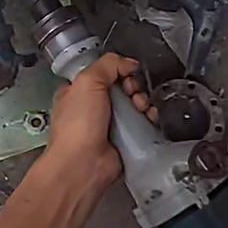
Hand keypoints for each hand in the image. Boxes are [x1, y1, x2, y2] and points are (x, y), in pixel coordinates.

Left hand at [40, 54, 151, 194]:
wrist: (83, 165)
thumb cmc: (78, 122)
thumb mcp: (87, 81)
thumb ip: (108, 65)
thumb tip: (130, 63)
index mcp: (76, 91)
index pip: (101, 72)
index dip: (116, 70)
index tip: (124, 73)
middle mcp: (91, 107)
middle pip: (121, 87)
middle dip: (132, 85)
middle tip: (132, 91)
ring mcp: (108, 124)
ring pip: (133, 104)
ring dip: (142, 101)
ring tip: (141, 106)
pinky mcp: (124, 139)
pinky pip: (141, 122)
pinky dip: (149, 117)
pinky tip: (151, 116)